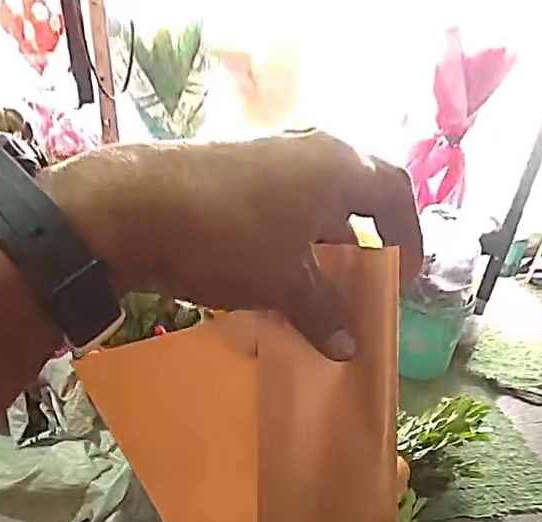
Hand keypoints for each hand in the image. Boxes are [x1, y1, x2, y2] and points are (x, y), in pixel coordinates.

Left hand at [43, 132, 422, 359]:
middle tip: (359, 294)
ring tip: (318, 303)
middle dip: (359, 252)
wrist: (134, 211)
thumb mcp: (285, 282)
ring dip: (319, 258)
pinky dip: (286, 254)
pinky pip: (277, 220)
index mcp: (336, 166)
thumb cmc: (228, 239)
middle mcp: (307, 154)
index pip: (393, 193)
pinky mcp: (233, 184)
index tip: (405, 277)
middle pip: (352, 203)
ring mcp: (266, 165)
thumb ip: (323, 311)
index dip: (408, 236)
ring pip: (310, 216)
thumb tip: (349, 347)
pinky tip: (276, 290)